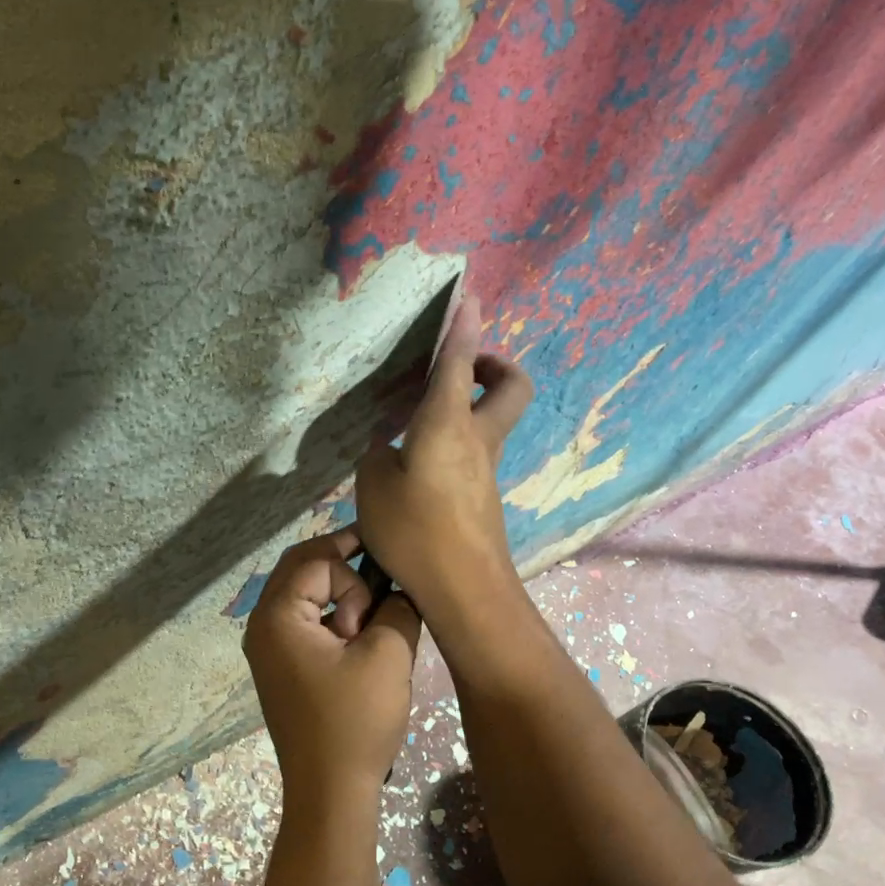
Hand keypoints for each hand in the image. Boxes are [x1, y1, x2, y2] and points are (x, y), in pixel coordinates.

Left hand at [243, 528, 421, 800]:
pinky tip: (356, 638)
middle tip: (380, 569)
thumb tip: (399, 590)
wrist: (330, 790)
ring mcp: (266, 649)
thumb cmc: (356, 720)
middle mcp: (261, 625)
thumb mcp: (389, 655)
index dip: (354, 572)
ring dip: (335, 593)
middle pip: (298, 568)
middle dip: (341, 564)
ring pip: (300, 594)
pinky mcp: (279, 668)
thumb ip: (397, 607)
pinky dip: (328, 617)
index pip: (316, 561)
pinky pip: (301, 622)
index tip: (374, 612)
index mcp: (277, 616)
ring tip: (367, 619)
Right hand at [355, 291, 533, 619]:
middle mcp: (477, 439)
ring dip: (469, 407)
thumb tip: (388, 449)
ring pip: (492, 421)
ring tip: (418, 421)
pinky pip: (474, 451)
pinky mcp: (482, 496)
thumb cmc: (414, 530)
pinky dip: (454, 442)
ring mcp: (486, 470)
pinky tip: (417, 466)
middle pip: (511, 387)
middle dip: (494, 365)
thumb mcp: (373, 486)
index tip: (468, 296)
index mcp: (447, 423)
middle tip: (461, 368)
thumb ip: (377, 456)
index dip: (462, 326)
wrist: (464, 589)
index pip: (458, 362)